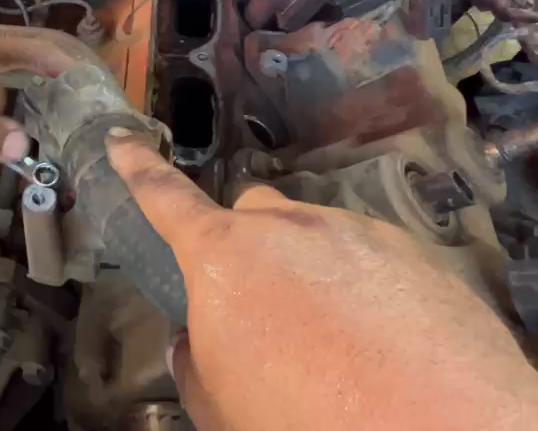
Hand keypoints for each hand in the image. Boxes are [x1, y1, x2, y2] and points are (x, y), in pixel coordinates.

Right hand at [107, 136, 537, 430]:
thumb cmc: (310, 428)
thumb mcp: (225, 413)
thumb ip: (197, 364)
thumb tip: (195, 341)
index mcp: (223, 258)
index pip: (164, 197)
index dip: (138, 167)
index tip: (121, 137)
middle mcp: (284, 226)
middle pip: (251, 214)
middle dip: (250, 248)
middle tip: (272, 313)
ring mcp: (353, 231)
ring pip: (316, 235)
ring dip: (314, 271)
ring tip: (349, 345)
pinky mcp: (416, 252)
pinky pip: (373, 257)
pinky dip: (371, 289)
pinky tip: (399, 349)